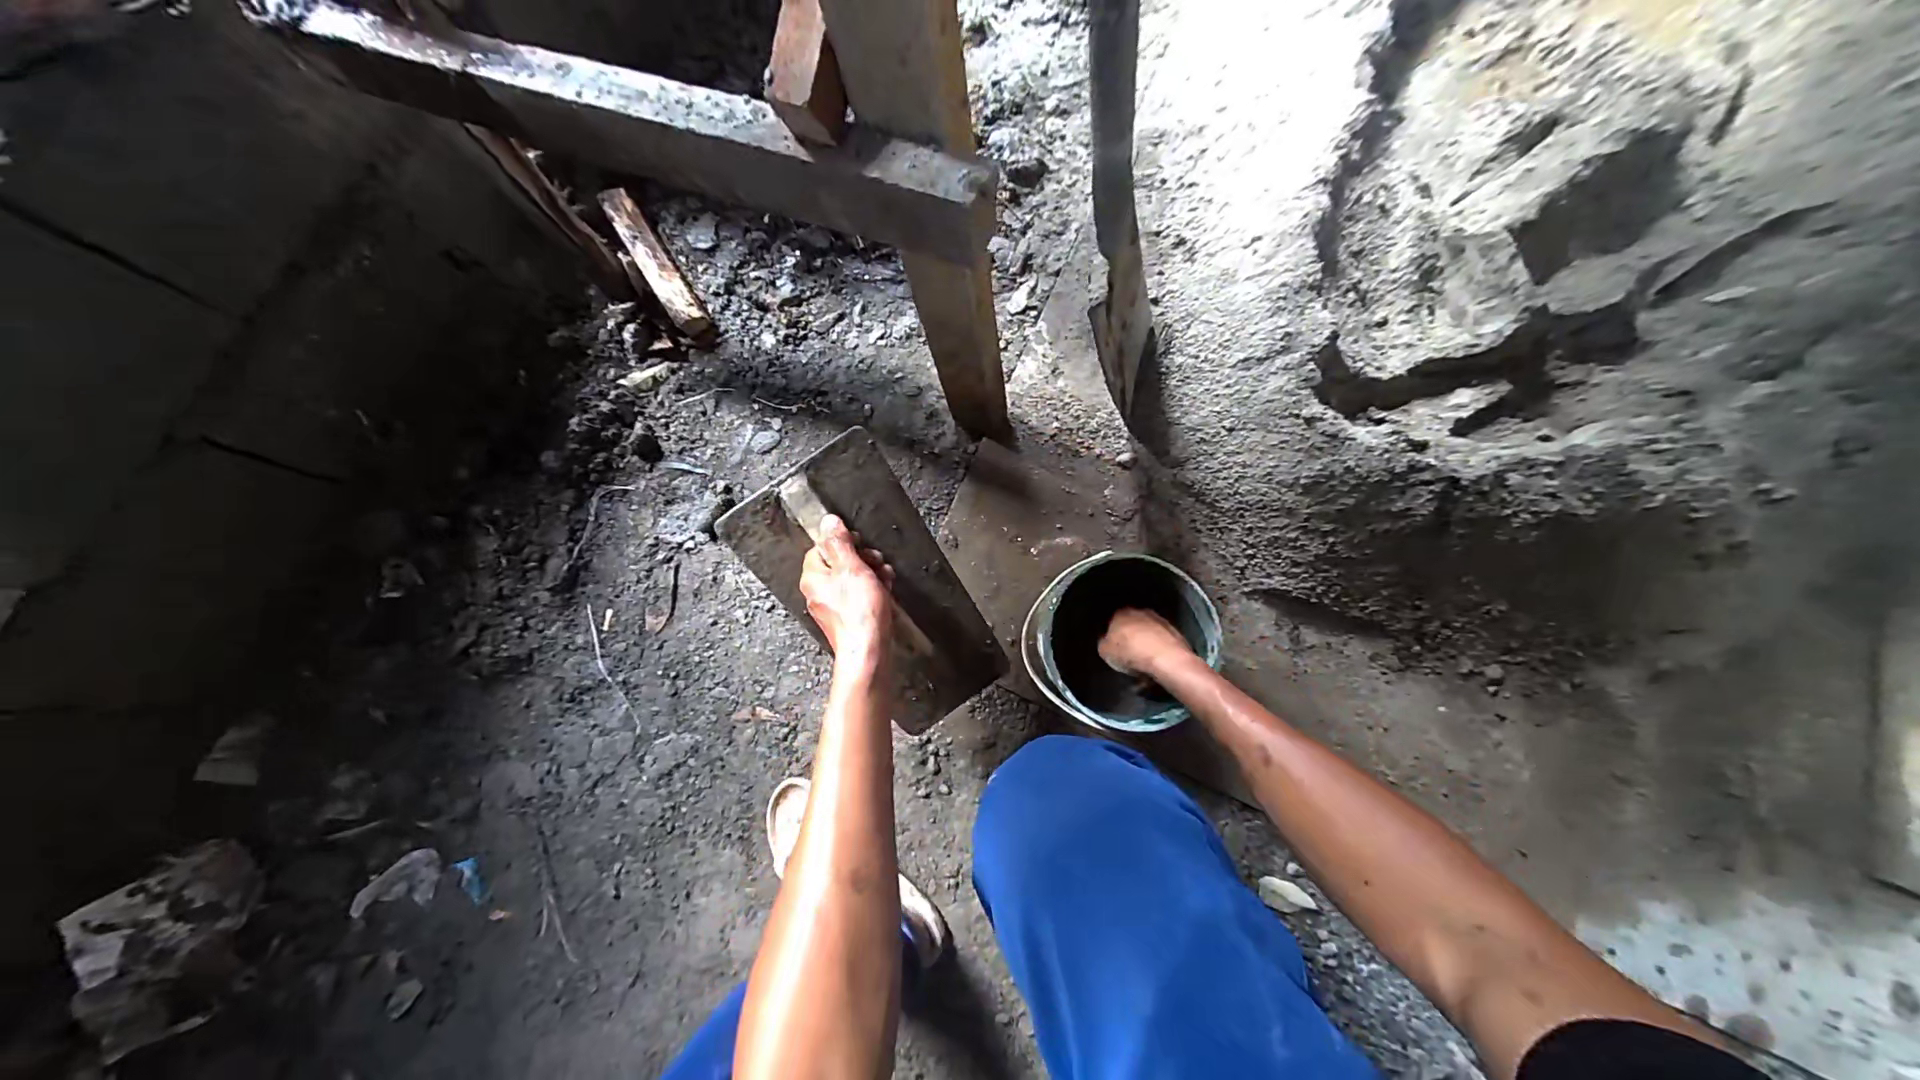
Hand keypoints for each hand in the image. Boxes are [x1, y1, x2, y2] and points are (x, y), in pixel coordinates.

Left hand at [799, 515, 894, 662]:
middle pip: (838, 562)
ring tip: (884, 578)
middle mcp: (818, 591)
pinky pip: (858, 595)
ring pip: (851, 579)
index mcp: (812, 576)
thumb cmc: (859, 613)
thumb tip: (829, 522)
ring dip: (870, 573)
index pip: (821, 547)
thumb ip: (839, 543)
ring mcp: (832, 606)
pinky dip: (872, 590)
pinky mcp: (846, 617)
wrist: (868, 651)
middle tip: (875, 562)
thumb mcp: (851, 568)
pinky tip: (884, 592)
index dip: (844, 542)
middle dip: (861, 558)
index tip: (860, 544)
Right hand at [1098, 608, 1192, 677]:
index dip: (1111, 634)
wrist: (1166, 659)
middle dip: (1129, 637)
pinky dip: (1158, 650)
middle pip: (1131, 625)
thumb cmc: (1130, 652)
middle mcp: (1141, 611)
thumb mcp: (1105, 652)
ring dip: (1145, 644)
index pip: (1111, 620)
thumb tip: (1105, 641)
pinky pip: (1161, 641)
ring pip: (1147, 632)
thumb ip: (1103, 643)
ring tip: (1143, 662)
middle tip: (1127, 654)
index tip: (1112, 647)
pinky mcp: (1175, 632)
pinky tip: (1156, 663)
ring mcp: (1160, 620)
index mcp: (1120, 612)